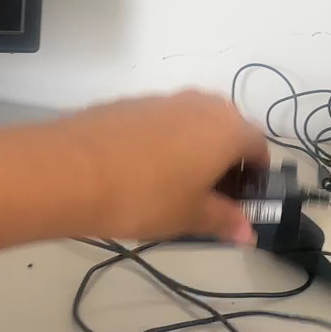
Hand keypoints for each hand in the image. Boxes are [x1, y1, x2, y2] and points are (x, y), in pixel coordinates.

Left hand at [46, 91, 267, 243]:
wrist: (71, 170)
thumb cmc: (146, 196)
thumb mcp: (190, 216)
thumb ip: (225, 221)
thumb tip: (248, 233)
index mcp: (228, 127)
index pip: (259, 148)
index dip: (256, 178)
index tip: (242, 204)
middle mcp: (202, 103)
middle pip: (228, 131)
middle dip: (226, 163)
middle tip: (209, 199)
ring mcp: (165, 98)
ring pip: (194, 125)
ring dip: (194, 151)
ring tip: (172, 187)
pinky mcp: (131, 102)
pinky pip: (162, 123)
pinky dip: (163, 144)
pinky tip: (140, 173)